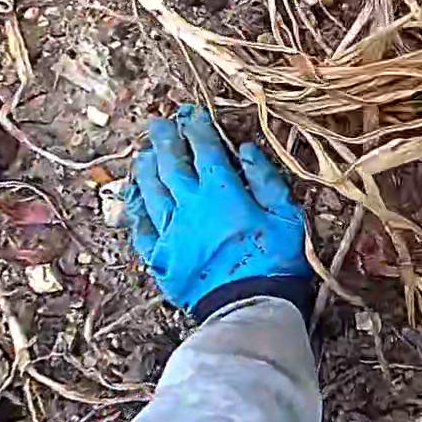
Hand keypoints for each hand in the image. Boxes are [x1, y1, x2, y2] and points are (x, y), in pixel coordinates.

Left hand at [124, 104, 310, 313]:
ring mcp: (170, 231)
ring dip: (146, 168)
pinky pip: (141, 227)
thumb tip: (246, 150)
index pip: (204, 150)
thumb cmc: (276, 260)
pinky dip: (136, 208)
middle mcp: (189, 206)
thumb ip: (266, 180)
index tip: (191, 113)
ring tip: (144, 153)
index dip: (197, 128)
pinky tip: (134, 198)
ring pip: (151, 191)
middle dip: (165, 141)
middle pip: (171, 165)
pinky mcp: (160, 257)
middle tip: (158, 124)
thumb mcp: (287, 215)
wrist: (251, 308)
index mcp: (221, 192)